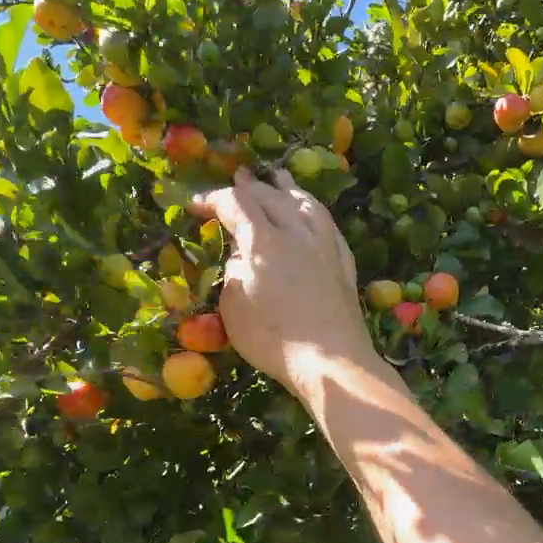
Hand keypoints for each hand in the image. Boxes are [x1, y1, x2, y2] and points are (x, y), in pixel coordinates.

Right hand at [191, 167, 373, 394]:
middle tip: (237, 180)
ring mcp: (326, 248)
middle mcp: (298, 234)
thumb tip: (242, 256)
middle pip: (272, 198)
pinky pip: (329, 226)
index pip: (236, 204)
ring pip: (307, 205)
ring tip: (279, 180)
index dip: (213, 199)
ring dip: (289, 190)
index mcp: (264, 241)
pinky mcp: (345, 265)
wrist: (333, 362)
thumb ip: (234, 272)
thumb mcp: (234, 307)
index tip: (196, 204)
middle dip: (250, 188)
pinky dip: (315, 212)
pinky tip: (314, 216)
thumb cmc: (274, 340)